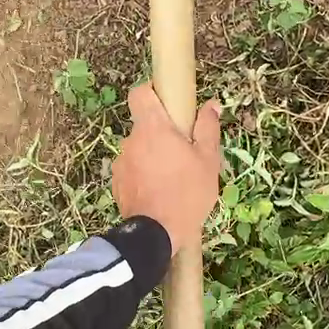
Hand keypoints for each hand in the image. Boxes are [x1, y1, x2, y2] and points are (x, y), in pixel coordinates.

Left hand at [112, 83, 223, 240]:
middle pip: (144, 126)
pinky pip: (133, 172)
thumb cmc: (186, 194)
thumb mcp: (207, 161)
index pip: (140, 93)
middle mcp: (131, 142)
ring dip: (153, 158)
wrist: (155, 236)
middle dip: (161, 135)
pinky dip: (144, 177)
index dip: (152, 93)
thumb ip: (208, 130)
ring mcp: (121, 165)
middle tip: (183, 153)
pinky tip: (159, 193)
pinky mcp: (117, 185)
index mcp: (152, 128)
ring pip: (139, 151)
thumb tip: (211, 106)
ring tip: (173, 179)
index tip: (168, 103)